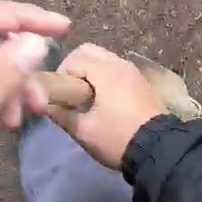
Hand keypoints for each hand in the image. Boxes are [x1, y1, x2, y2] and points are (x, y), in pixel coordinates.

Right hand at [50, 44, 162, 168]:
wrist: (158, 150)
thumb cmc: (117, 138)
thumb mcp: (83, 130)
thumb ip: (61, 113)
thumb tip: (44, 104)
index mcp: (106, 72)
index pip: (74, 58)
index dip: (62, 74)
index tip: (60, 94)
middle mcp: (120, 64)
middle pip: (89, 51)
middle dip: (75, 66)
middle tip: (70, 91)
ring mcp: (133, 71)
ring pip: (104, 58)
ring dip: (90, 70)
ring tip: (86, 96)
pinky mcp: (140, 81)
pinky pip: (116, 68)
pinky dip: (104, 75)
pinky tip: (103, 99)